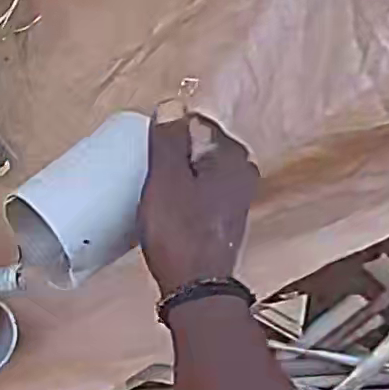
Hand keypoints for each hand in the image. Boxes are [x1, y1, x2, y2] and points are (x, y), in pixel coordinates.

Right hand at [138, 103, 259, 292]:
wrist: (196, 286)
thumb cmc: (177, 232)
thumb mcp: (164, 181)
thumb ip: (168, 141)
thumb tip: (171, 103)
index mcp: (231, 155)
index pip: (195, 123)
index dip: (167, 135)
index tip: (146, 155)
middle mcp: (243, 171)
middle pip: (199, 148)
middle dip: (173, 156)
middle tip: (146, 175)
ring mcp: (238, 196)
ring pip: (201, 171)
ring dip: (178, 177)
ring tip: (153, 193)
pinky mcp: (227, 217)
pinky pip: (203, 192)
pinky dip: (186, 195)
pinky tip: (169, 210)